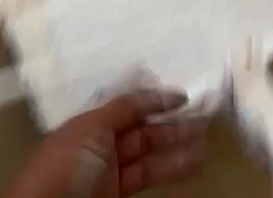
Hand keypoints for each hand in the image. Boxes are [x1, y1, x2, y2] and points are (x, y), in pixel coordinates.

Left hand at [1, 88, 207, 197]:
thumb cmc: (66, 165)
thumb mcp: (91, 127)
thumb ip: (121, 108)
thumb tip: (146, 89)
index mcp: (89, 124)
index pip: (128, 106)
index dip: (155, 99)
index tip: (184, 96)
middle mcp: (100, 148)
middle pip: (142, 132)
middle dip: (173, 125)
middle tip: (205, 119)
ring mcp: (108, 177)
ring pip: (149, 160)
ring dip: (178, 152)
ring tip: (206, 145)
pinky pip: (146, 183)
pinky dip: (169, 177)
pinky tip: (190, 170)